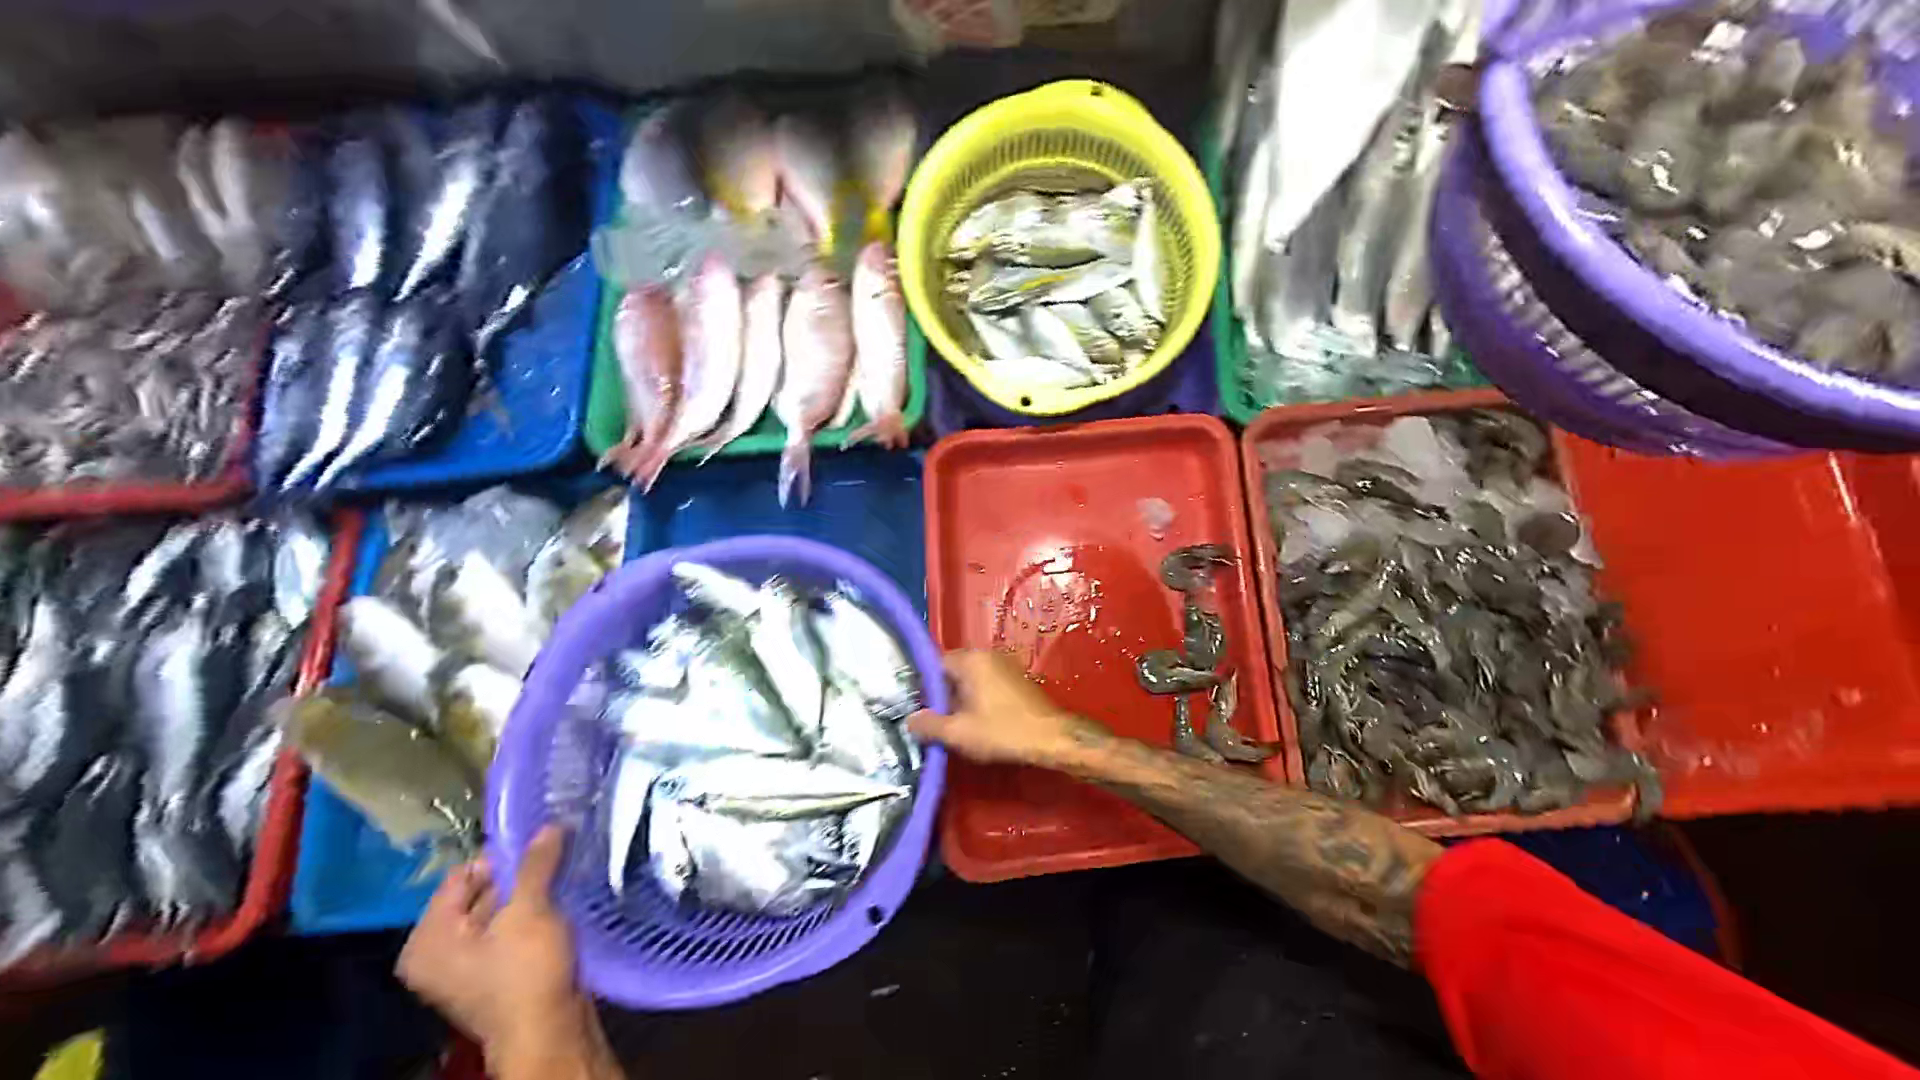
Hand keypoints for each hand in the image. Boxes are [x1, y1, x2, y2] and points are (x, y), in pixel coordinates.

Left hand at [398, 827, 592, 1071]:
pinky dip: (533, 912)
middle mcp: (437, 953)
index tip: (538, 842)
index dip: (500, 857)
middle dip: (518, 873)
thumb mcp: (530, 909)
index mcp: (428, 941)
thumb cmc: (526, 971)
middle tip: (555, 852)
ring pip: (499, 909)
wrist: (549, 1030)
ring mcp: (465, 966)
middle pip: (479, 892)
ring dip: (530, 891)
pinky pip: (510, 928)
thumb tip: (548, 824)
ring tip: (562, 871)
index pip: (460, 876)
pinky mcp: (494, 972)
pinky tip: (559, 898)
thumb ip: (535, 864)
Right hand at [907, 649, 1100, 767]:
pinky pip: (987, 682)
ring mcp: (1004, 664)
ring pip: (970, 678)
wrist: (1051, 738)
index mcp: (970, 660)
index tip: (921, 709)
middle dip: (943, 694)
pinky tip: (979, 720)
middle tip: (938, 720)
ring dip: (962, 698)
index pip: (934, 665)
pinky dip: (979, 697)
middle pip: (953, 671)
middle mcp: (986, 655)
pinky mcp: (1016, 678)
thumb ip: (929, 725)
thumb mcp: (958, 733)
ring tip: (958, 723)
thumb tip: (910, 720)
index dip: (924, 688)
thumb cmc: (1003, 731)